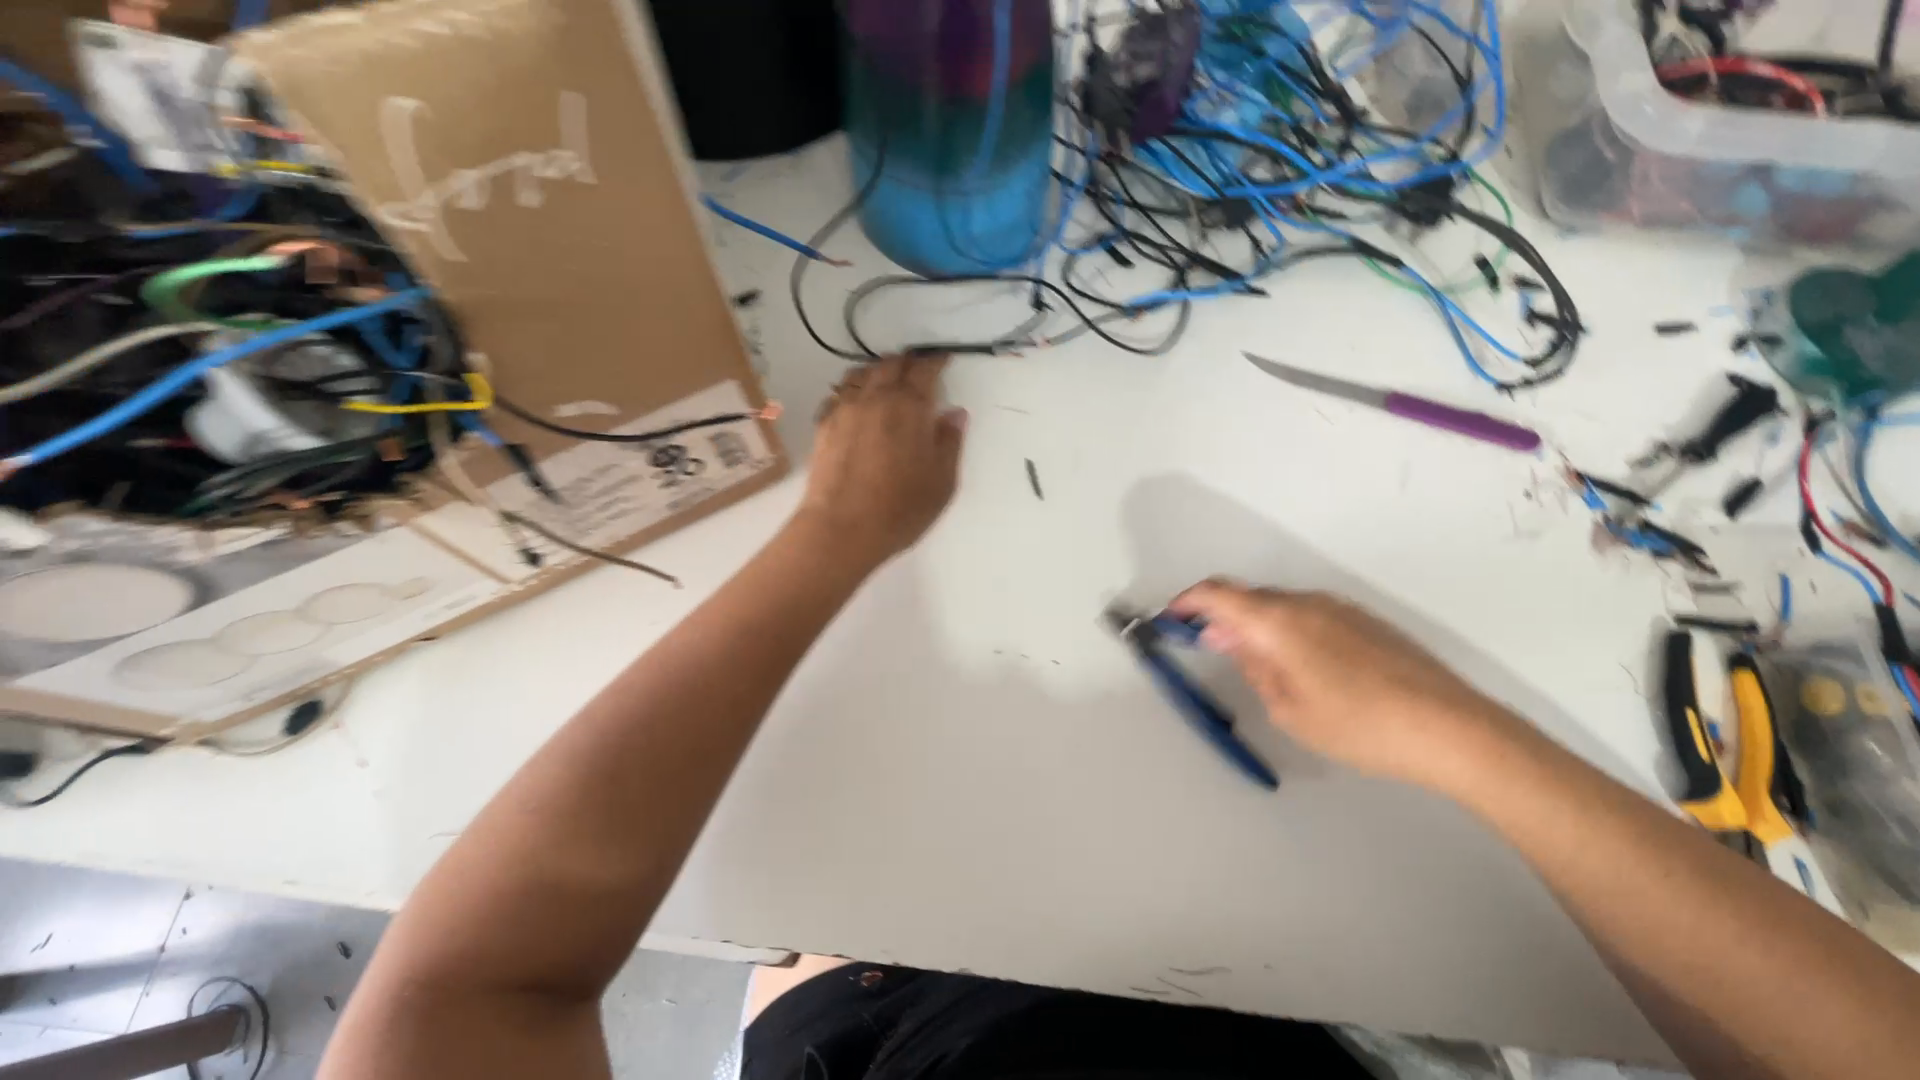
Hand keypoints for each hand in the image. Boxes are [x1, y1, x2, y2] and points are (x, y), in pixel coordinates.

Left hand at [793, 355, 966, 565]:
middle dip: (906, 363)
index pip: (924, 370)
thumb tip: (954, 414)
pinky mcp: (823, 426)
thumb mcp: (942, 481)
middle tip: (917, 369)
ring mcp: (844, 409)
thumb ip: (949, 442)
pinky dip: (851, 390)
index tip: (942, 360)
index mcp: (909, 406)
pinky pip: (838, 394)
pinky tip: (856, 404)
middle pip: (890, 365)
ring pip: (860, 374)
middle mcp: (875, 398)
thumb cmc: (900, 509)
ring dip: (877, 371)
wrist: (841, 529)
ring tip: (886, 381)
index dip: (935, 361)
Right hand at [1167, 580, 1528, 790]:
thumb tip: (1230, 639)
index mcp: (1279, 622)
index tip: (1172, 620)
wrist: (1451, 728)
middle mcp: (1307, 603)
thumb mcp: (1289, 710)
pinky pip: (1311, 615)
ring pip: (1282, 606)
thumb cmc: (1358, 726)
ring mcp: (1342, 608)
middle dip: (1223, 617)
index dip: (1188, 602)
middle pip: (1250, 597)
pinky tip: (1304, 668)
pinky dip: (1290, 630)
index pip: (1218, 594)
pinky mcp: (1368, 621)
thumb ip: (1254, 667)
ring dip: (1259, 625)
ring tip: (1260, 666)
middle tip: (1213, 650)